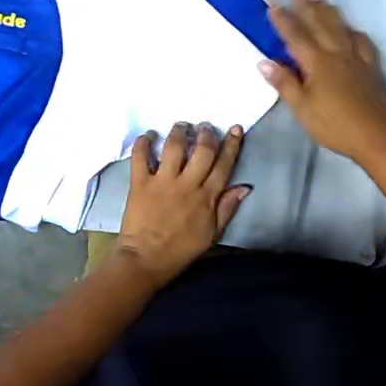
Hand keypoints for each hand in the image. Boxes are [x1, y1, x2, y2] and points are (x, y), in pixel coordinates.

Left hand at [115, 122, 248, 284]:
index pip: (224, 164)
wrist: (147, 259)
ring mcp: (163, 181)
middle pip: (202, 150)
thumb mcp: (212, 233)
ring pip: (174, 147)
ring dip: (180, 132)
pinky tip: (148, 135)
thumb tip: (245, 187)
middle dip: (207, 133)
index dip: (232, 144)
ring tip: (182, 126)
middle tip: (205, 127)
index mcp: (207, 196)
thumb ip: (227, 208)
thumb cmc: (181, 249)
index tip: (235, 129)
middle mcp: (187, 184)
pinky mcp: (140, 183)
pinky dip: (143, 142)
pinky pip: (141, 156)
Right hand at [261, 0, 385, 164]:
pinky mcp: (370, 67)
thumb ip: (284, 83)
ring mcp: (356, 58)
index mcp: (317, 62)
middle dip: (307, 7)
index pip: (296, 36)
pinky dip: (353, 31)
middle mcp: (337, 53)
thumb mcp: (302, 107)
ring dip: (328, 12)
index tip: (272, 5)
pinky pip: (361, 41)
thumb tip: (264, 61)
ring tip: (320, 0)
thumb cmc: (334, 124)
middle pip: (320, 24)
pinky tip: (351, 30)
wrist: (378, 135)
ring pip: (340, 28)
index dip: (283, 20)